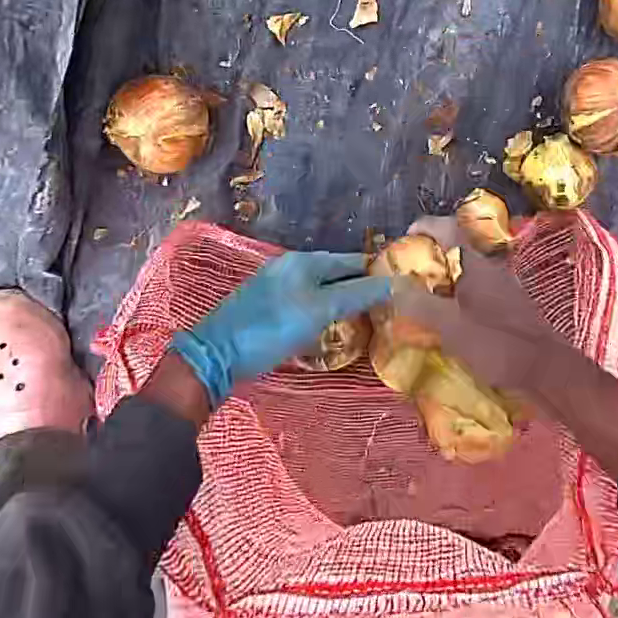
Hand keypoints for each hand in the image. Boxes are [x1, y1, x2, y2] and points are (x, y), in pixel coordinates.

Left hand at [170, 251, 392, 406]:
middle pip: (337, 275)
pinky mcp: (270, 310)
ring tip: (368, 323)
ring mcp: (279, 289)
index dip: (378, 273)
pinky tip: (333, 333)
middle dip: (362, 290)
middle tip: (389, 311)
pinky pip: (307, 307)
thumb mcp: (318, 311)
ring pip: (322, 292)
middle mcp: (292, 268)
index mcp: (304, 261)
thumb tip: (394, 283)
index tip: (402, 291)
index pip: (353, 261)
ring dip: (343, 305)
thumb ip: (356, 295)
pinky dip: (324, 317)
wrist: (215, 356)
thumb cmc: (270, 328)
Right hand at [398, 215, 617, 474]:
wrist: (548, 373)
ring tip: (418, 299)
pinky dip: (455, 299)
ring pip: (464, 273)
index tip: (404, 239)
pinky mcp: (506, 309)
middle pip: (455, 250)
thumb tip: (391, 285)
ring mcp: (501, 289)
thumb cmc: (499, 345)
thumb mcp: (451, 327)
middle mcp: (490, 269)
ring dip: (441, 280)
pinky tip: (445, 322)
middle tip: (404, 274)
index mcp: (477, 264)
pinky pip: (473, 293)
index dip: (425, 226)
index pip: (449, 228)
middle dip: (428, 258)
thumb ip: (420, 304)